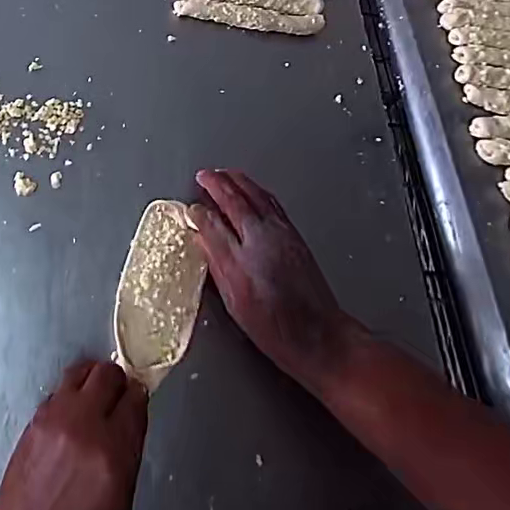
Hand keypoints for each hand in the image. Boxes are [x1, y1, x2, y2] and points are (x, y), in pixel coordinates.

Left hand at [0, 359, 147, 509]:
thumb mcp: (120, 499)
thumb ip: (127, 451)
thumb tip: (129, 421)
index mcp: (113, 451)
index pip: (135, 398)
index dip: (139, 393)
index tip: (139, 393)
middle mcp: (82, 428)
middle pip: (106, 374)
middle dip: (116, 380)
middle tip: (119, 388)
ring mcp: (53, 422)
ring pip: (78, 373)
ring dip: (90, 380)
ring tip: (94, 391)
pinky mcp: (31, 425)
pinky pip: (55, 394)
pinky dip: (66, 398)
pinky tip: (70, 412)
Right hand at [190, 169, 361, 390]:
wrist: (319, 335)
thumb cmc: (276, 328)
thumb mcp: (235, 302)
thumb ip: (216, 265)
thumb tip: (202, 240)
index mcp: (240, 259)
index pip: (212, 222)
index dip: (198, 212)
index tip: (190, 208)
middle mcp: (261, 238)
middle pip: (234, 199)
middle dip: (216, 183)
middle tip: (204, 175)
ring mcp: (280, 232)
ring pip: (255, 193)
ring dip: (237, 180)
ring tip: (224, 174)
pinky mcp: (294, 233)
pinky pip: (270, 200)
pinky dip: (256, 188)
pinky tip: (252, 189)